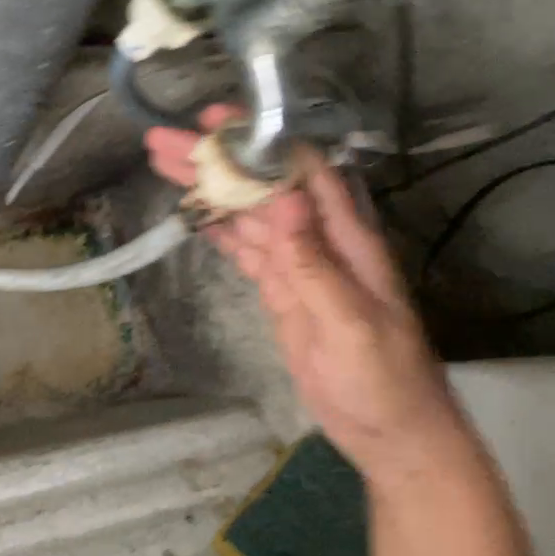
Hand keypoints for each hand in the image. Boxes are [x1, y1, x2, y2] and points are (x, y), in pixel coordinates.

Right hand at [146, 106, 472, 488]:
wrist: (392, 434)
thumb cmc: (384, 380)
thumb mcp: (350, 324)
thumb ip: (315, 264)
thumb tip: (286, 199)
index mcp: (347, 239)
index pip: (302, 172)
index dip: (262, 141)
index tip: (217, 121)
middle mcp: (320, 241)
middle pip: (262, 189)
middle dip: (216, 161)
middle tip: (163, 141)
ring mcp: (298, 266)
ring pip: (246, 216)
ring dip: (207, 190)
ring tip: (162, 164)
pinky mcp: (281, 291)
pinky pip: (244, 250)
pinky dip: (217, 229)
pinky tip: (190, 213)